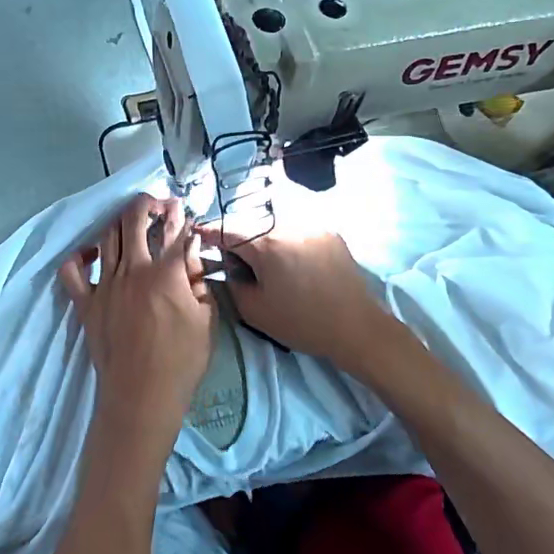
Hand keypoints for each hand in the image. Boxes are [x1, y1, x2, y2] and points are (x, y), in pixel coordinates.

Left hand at [59, 195, 213, 440]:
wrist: (142, 396)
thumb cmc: (182, 361)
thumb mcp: (207, 319)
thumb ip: (199, 281)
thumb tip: (192, 254)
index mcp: (166, 273)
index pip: (174, 231)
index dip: (180, 215)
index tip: (184, 209)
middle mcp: (134, 270)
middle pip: (134, 220)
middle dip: (147, 204)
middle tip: (158, 205)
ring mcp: (105, 285)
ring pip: (107, 236)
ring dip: (120, 221)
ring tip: (131, 220)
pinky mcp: (86, 303)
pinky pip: (73, 272)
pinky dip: (79, 256)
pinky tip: (92, 253)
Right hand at [197, 218, 406, 376]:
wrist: (356, 327)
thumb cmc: (302, 323)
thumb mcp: (255, 311)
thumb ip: (232, 284)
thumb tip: (227, 268)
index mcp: (267, 244)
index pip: (229, 230)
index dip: (209, 233)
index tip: (197, 234)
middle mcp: (290, 226)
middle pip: (253, 226)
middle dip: (240, 239)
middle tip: (234, 260)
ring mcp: (313, 227)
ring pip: (277, 227)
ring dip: (265, 240)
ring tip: (267, 264)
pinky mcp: (330, 234)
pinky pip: (299, 231)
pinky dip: (288, 242)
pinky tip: (294, 264)